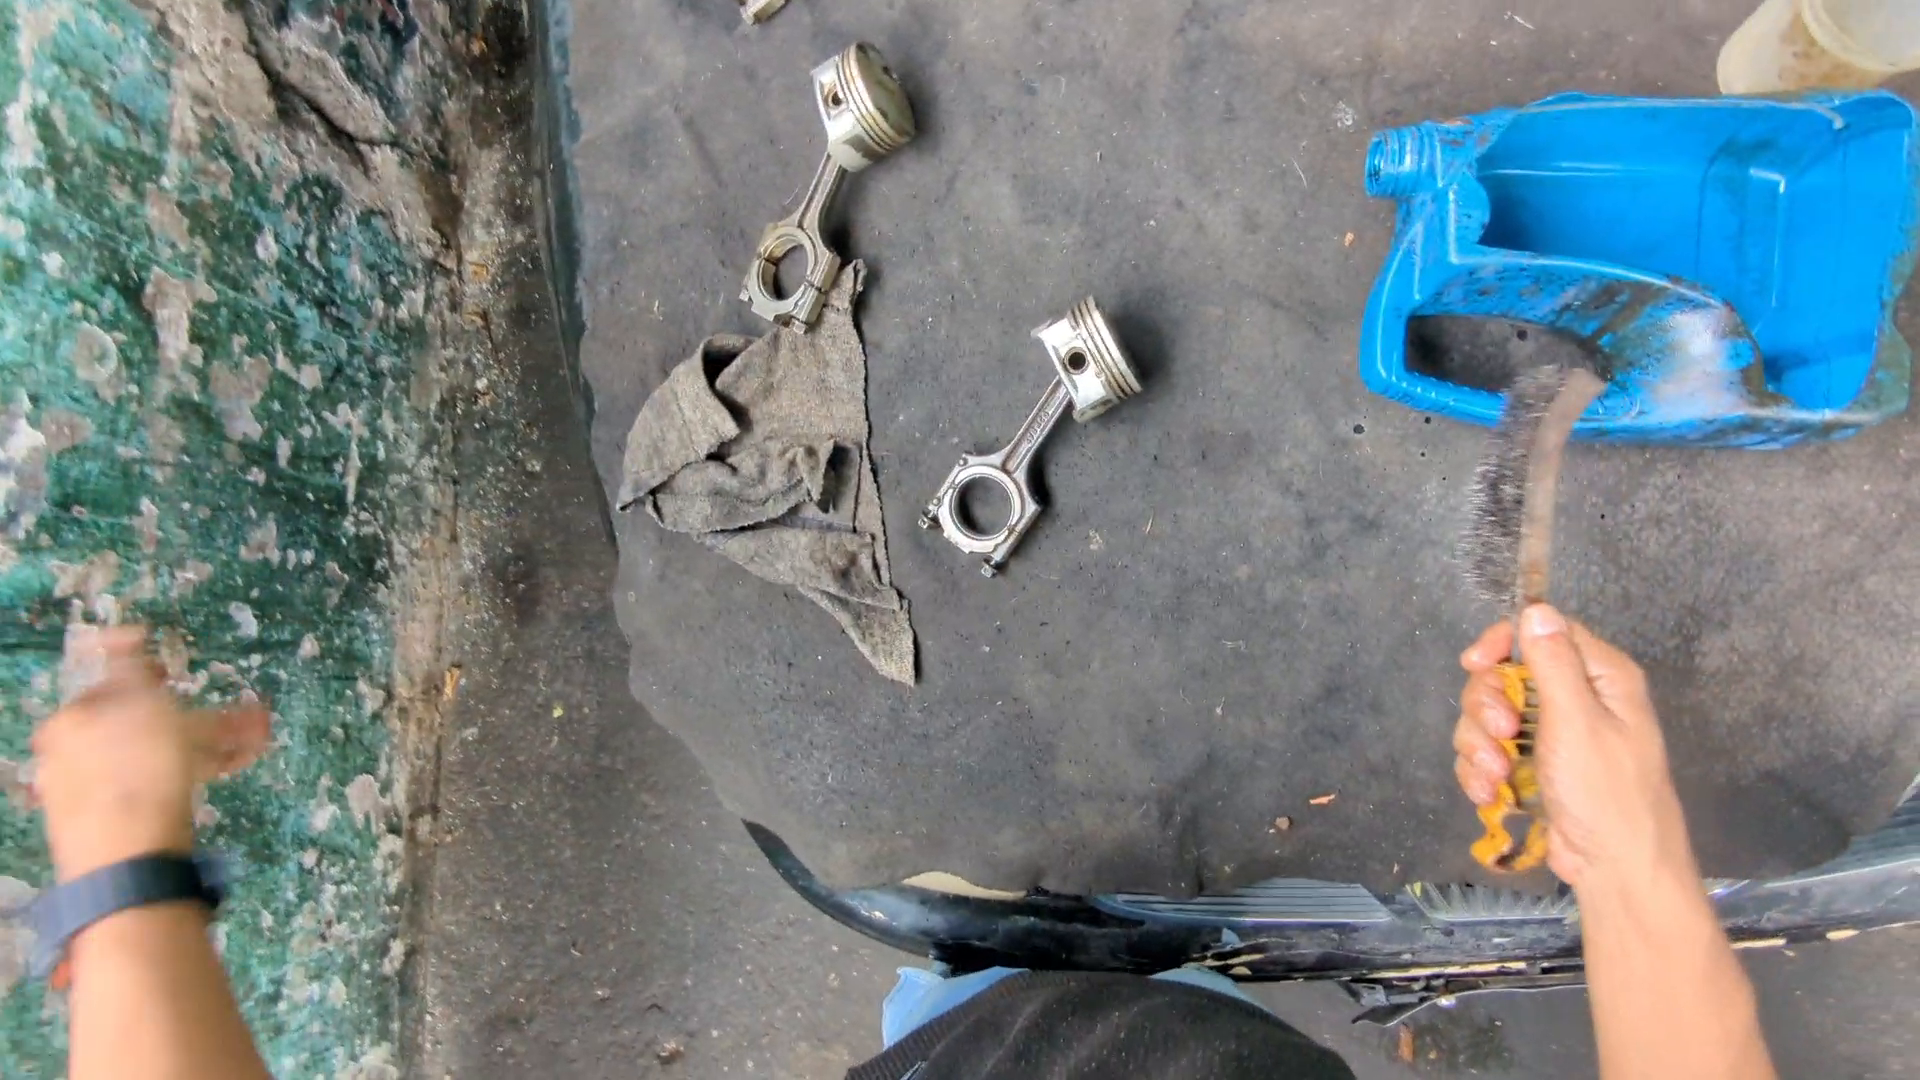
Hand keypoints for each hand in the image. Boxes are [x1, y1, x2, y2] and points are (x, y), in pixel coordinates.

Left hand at [34, 626, 270, 881]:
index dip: (152, 669)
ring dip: (221, 733)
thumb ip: (131, 665)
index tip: (178, 662)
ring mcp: (102, 777)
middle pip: (151, 714)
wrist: (131, 848)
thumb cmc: (137, 768)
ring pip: (171, 742)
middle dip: (205, 707)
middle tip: (246, 706)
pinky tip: (245, 757)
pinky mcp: (131, 802)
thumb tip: (126, 629)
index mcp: (74, 720)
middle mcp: (79, 746)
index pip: (116, 680)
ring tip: (262, 733)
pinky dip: (210, 759)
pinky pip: (174, 769)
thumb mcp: (138, 704)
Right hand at [1453, 605, 1695, 889]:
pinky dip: (1479, 769)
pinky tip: (1489, 791)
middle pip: (1503, 675)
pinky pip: (1484, 748)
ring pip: (1485, 714)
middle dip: (1487, 707)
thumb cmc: (1606, 792)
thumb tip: (1535, 608)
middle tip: (1501, 734)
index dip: (1502, 643)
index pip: (1541, 632)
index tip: (1474, 664)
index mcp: (1599, 679)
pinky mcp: (1527, 763)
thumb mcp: (1577, 722)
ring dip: (1479, 744)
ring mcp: (1548, 733)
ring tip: (1495, 776)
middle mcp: (1573, 699)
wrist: (1613, 870)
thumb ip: (1553, 663)